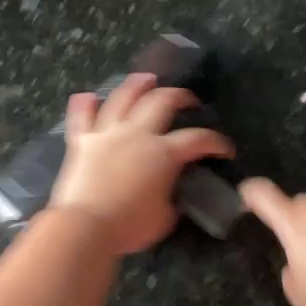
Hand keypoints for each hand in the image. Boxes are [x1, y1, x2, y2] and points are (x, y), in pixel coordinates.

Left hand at [50, 73, 234, 254]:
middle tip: (188, 99)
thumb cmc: (130, 225)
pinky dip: (84, 104)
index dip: (216, 142)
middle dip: (180, 96)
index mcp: (163, 153)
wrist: (85, 226)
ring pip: (122, 98)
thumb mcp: (164, 217)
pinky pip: (81, 116)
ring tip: (147, 79)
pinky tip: (87, 95)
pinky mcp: (81, 142)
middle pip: (161, 102)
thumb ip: (171, 197)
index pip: (197, 139)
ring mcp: (107, 134)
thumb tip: (170, 192)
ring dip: (137, 85)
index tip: (225, 149)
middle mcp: (137, 134)